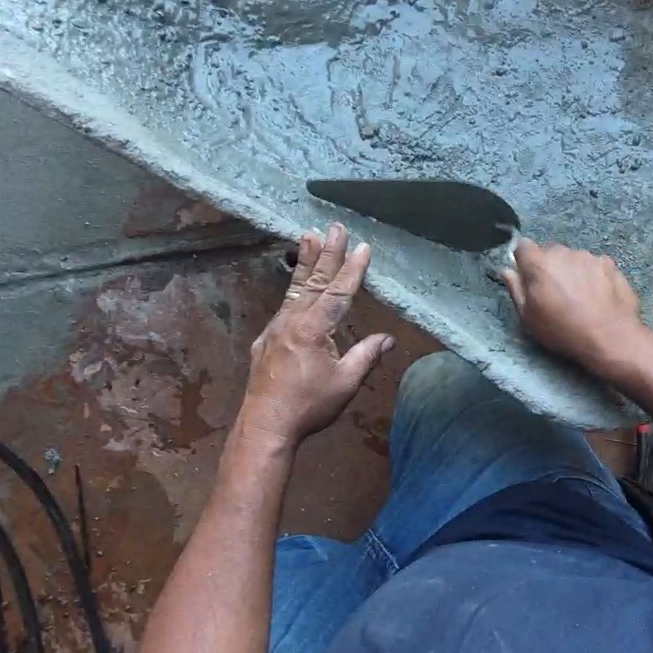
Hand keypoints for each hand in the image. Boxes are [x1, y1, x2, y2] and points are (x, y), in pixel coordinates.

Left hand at [237, 223, 394, 446]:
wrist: (265, 426)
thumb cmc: (308, 407)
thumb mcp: (345, 383)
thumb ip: (366, 356)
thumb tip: (388, 338)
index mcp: (313, 329)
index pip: (338, 292)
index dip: (353, 269)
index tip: (363, 246)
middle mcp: (292, 322)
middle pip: (314, 281)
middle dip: (327, 252)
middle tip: (334, 227)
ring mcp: (275, 329)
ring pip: (295, 289)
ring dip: (306, 262)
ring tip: (310, 236)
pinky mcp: (266, 341)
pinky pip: (284, 307)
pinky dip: (294, 289)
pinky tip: (297, 287)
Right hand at [500, 238, 648, 370]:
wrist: (610, 336)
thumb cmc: (563, 330)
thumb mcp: (529, 318)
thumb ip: (516, 289)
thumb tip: (507, 270)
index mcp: (539, 264)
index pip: (522, 246)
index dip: (523, 259)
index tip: (527, 275)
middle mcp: (563, 253)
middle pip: (549, 252)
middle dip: (549, 266)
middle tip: (554, 292)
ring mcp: (589, 257)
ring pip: (573, 258)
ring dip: (571, 270)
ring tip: (579, 297)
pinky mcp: (609, 264)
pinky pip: (593, 264)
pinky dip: (592, 275)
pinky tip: (597, 296)